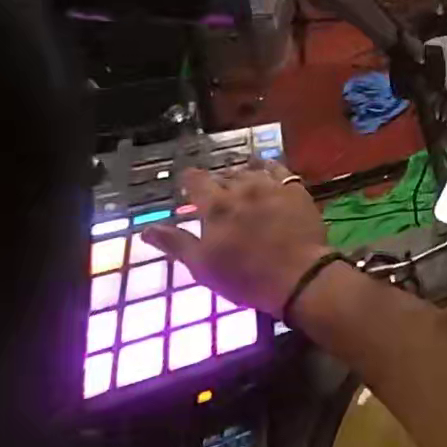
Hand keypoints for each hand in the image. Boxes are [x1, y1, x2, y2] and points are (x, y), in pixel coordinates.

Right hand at [142, 160, 330, 317]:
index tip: (186, 185)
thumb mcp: (203, 266)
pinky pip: (280, 170)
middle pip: (224, 175)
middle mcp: (242, 188)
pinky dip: (269, 168)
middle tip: (215, 194)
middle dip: (216, 183)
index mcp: (216, 205)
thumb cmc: (246, 277)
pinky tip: (267, 171)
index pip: (195, 180)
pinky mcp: (296, 191)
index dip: (189, 180)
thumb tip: (146, 229)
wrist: (299, 277)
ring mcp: (271, 186)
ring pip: (250, 171)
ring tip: (239, 183)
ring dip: (241, 175)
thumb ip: (175, 243)